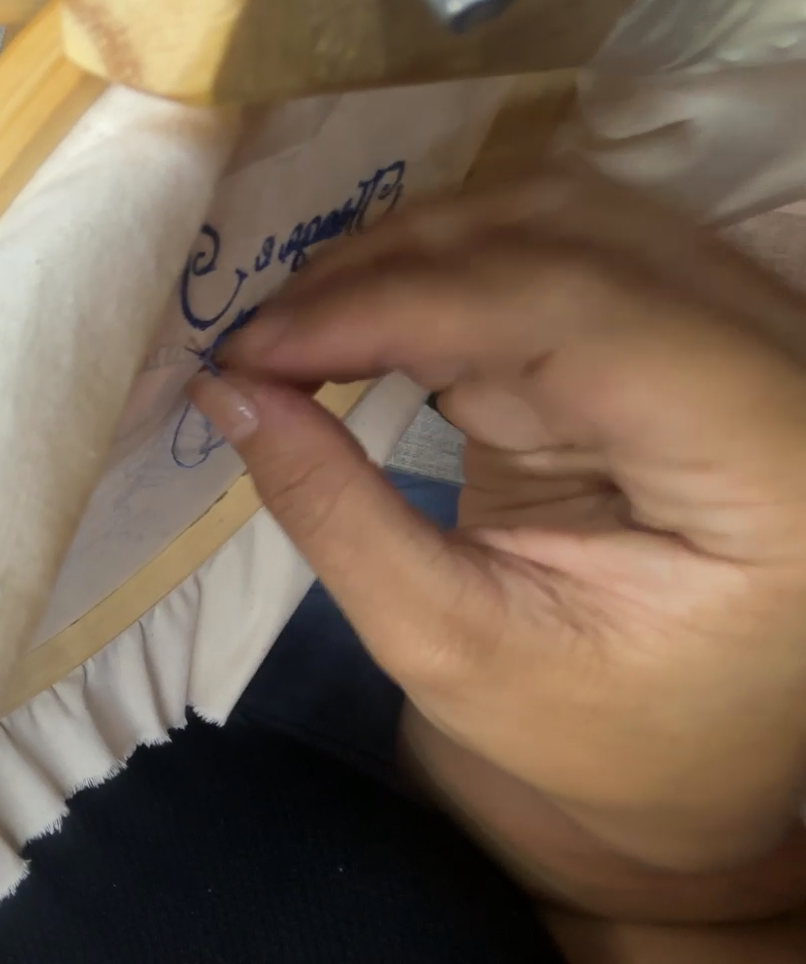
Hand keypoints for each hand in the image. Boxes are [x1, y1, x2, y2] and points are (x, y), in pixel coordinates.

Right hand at [188, 176, 805, 882]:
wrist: (666, 754)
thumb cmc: (575, 730)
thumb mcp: (435, 637)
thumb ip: (327, 507)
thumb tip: (224, 390)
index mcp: (780, 467)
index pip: (572, 310)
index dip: (390, 307)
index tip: (251, 349)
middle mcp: (788, 370)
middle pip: (565, 230)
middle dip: (381, 267)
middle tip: (256, 338)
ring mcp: (726, 344)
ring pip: (543, 220)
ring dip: (392, 259)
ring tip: (286, 329)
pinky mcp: (647, 349)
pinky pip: (519, 265)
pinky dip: (407, 286)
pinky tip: (333, 331)